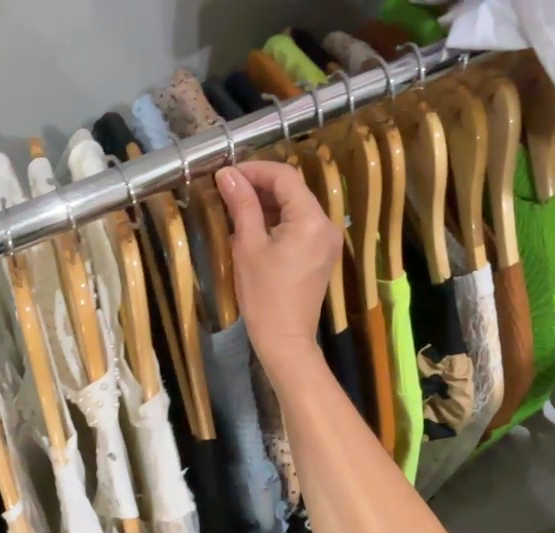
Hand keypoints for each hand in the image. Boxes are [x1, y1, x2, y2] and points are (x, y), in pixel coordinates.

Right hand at [215, 161, 341, 364]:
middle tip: (228, 191)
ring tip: (236, 209)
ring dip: (267, 205)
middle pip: (292, 191)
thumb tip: (228, 174)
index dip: (255, 170)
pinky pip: (299, 228)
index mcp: (311, 219)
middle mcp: (326, 225)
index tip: (227, 174)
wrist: (285, 341)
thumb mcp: (248, 246)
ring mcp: (326, 242)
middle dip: (260, 187)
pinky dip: (277, 223)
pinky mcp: (321, 257)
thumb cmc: (264, 296)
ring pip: (295, 209)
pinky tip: (253, 229)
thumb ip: (242, 205)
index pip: (284, 176)